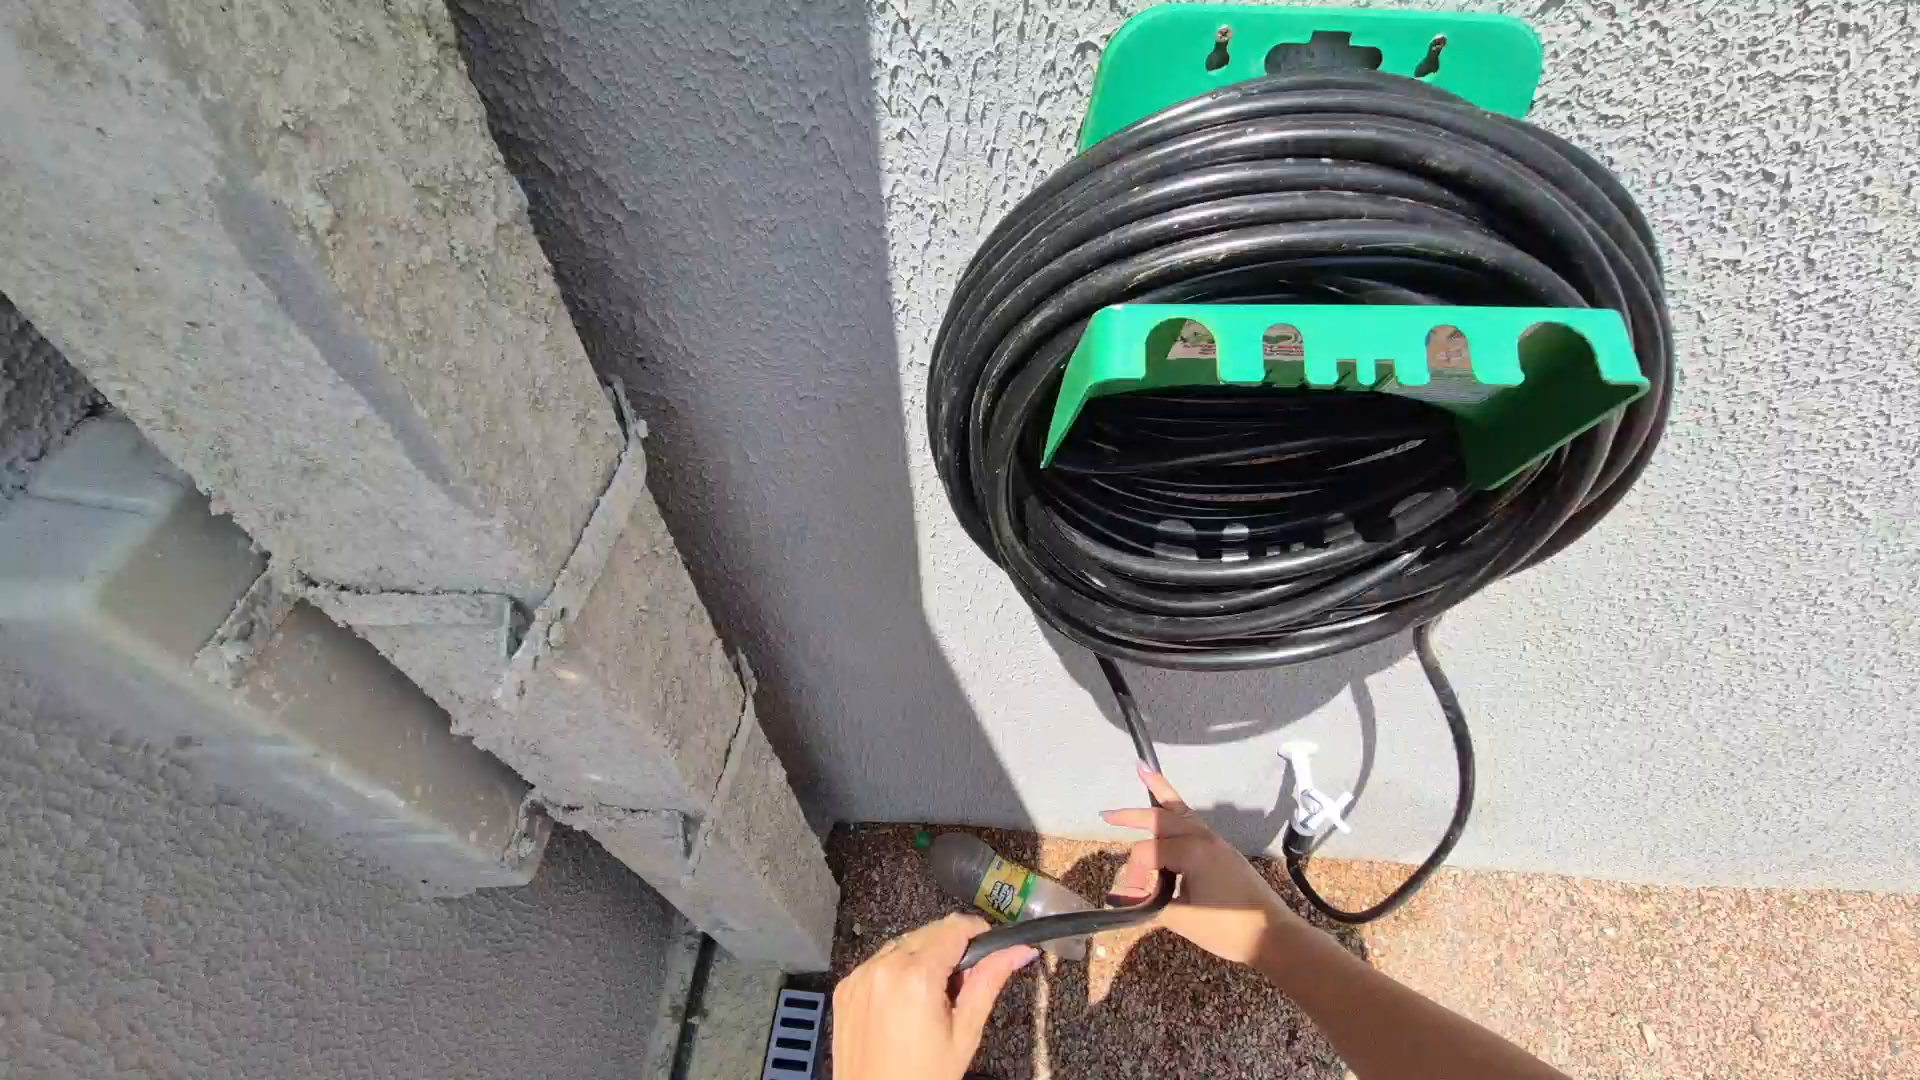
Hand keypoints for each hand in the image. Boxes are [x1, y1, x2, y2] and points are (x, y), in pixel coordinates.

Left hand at [832, 913, 1037, 1079]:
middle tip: (960, 985)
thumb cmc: (924, 1077)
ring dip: (922, 957)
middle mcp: (885, 965)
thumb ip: (990, 981)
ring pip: (903, 944)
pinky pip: (879, 962)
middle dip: (950, 948)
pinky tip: (902, 1002)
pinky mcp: (846, 985)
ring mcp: (860, 974)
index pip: (954, 927)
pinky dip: (895, 971)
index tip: (987, 946)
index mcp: (917, 976)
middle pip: (928, 932)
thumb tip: (1019, 950)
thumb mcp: (965, 1034)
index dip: (975, 931)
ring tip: (930, 997)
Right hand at [1103, 762, 1307, 966]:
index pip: (1147, 855)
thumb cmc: (1229, 928)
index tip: (1132, 898)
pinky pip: (1192, 820)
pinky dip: (1176, 808)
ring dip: (1159, 793)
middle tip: (1106, 814)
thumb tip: (1120, 900)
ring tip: (1144, 771)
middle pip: (1160, 819)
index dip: (1133, 875)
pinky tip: (1168, 806)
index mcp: (1191, 852)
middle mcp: (1202, 838)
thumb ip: (1150, 905)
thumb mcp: (1184, 920)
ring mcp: (1214, 841)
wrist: (1274, 936)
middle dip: (1131, 815)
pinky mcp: (1220, 849)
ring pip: (1180, 810)